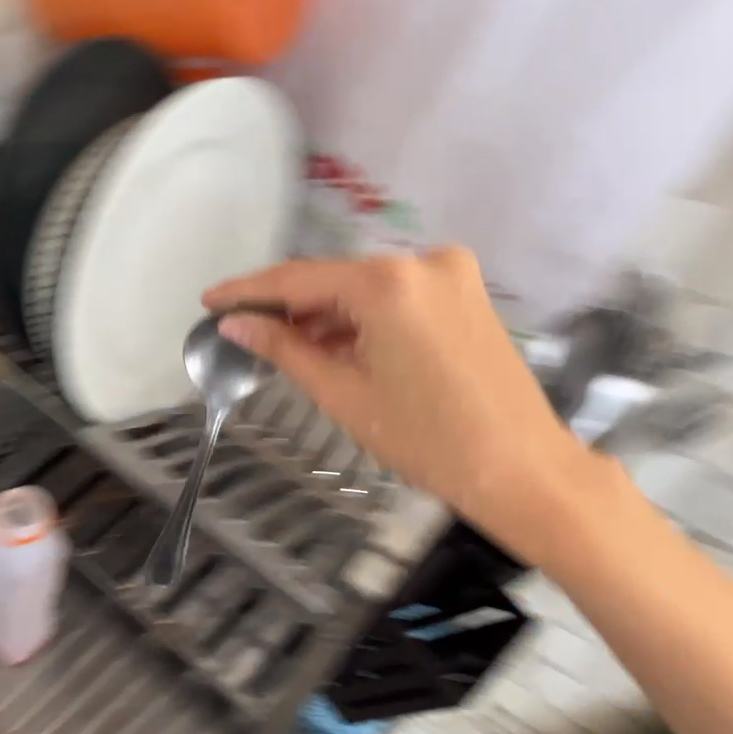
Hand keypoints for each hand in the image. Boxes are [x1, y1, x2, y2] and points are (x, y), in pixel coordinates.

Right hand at [203, 249, 594, 532]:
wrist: (523, 470)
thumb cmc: (427, 439)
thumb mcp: (343, 393)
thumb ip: (284, 349)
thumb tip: (235, 324)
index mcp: (389, 284)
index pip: (298, 278)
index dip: (247, 290)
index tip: (209, 300)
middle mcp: (422, 263)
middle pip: (333, 279)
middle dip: (286, 305)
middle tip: (241, 329)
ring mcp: (451, 275)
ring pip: (363, 288)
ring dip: (323, 314)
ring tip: (282, 345)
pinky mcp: (465, 294)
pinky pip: (394, 297)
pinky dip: (360, 318)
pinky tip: (333, 345)